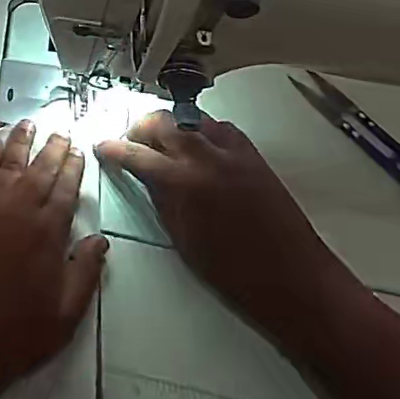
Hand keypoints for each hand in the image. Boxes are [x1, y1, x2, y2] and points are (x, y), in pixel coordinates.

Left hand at [0, 120, 108, 397]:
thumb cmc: (12, 331)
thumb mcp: (63, 315)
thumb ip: (84, 273)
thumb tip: (100, 241)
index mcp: (48, 231)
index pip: (66, 190)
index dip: (74, 169)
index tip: (79, 151)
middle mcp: (19, 208)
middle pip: (40, 169)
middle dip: (52, 148)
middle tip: (60, 130)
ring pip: (8, 162)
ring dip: (20, 141)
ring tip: (28, 123)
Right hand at [96, 111, 359, 327]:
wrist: (294, 281)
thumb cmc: (236, 273)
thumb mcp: (181, 237)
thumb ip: (160, 198)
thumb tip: (145, 177)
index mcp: (182, 183)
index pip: (136, 153)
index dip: (114, 148)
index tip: (105, 146)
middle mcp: (205, 159)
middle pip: (162, 121)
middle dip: (141, 127)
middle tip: (133, 140)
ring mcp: (232, 153)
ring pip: (190, 117)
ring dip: (171, 123)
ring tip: (163, 139)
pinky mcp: (253, 155)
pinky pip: (219, 127)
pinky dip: (202, 130)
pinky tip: (199, 145)